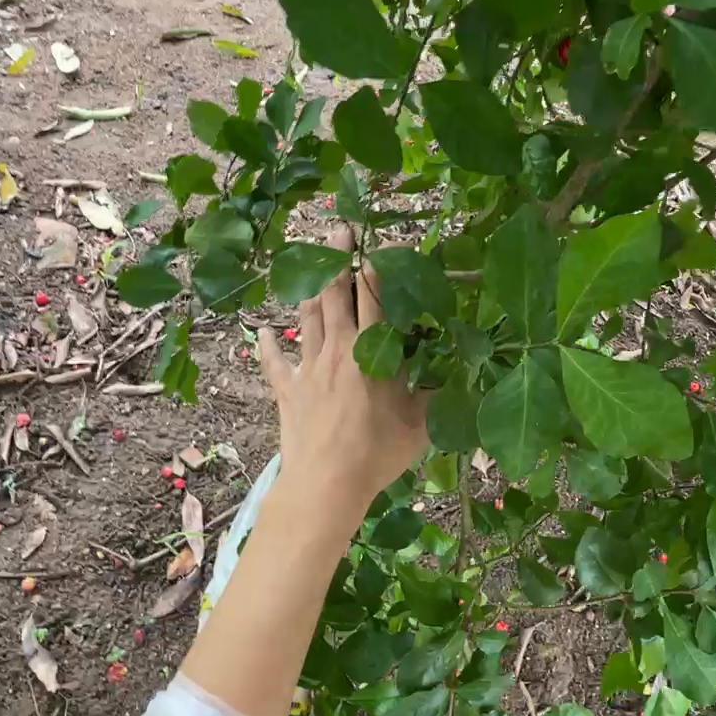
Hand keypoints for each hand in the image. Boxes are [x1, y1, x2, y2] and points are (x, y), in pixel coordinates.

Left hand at [256, 225, 427, 510]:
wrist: (326, 485)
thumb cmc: (377, 454)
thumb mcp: (419, 423)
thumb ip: (434, 391)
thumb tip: (454, 368)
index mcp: (370, 354)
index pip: (373, 301)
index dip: (375, 270)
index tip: (376, 244)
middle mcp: (337, 351)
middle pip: (336, 296)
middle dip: (337, 260)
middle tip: (338, 230)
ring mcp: (308, 370)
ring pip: (308, 319)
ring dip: (310, 289)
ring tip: (308, 262)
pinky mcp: (288, 391)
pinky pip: (275, 364)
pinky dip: (268, 347)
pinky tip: (261, 332)